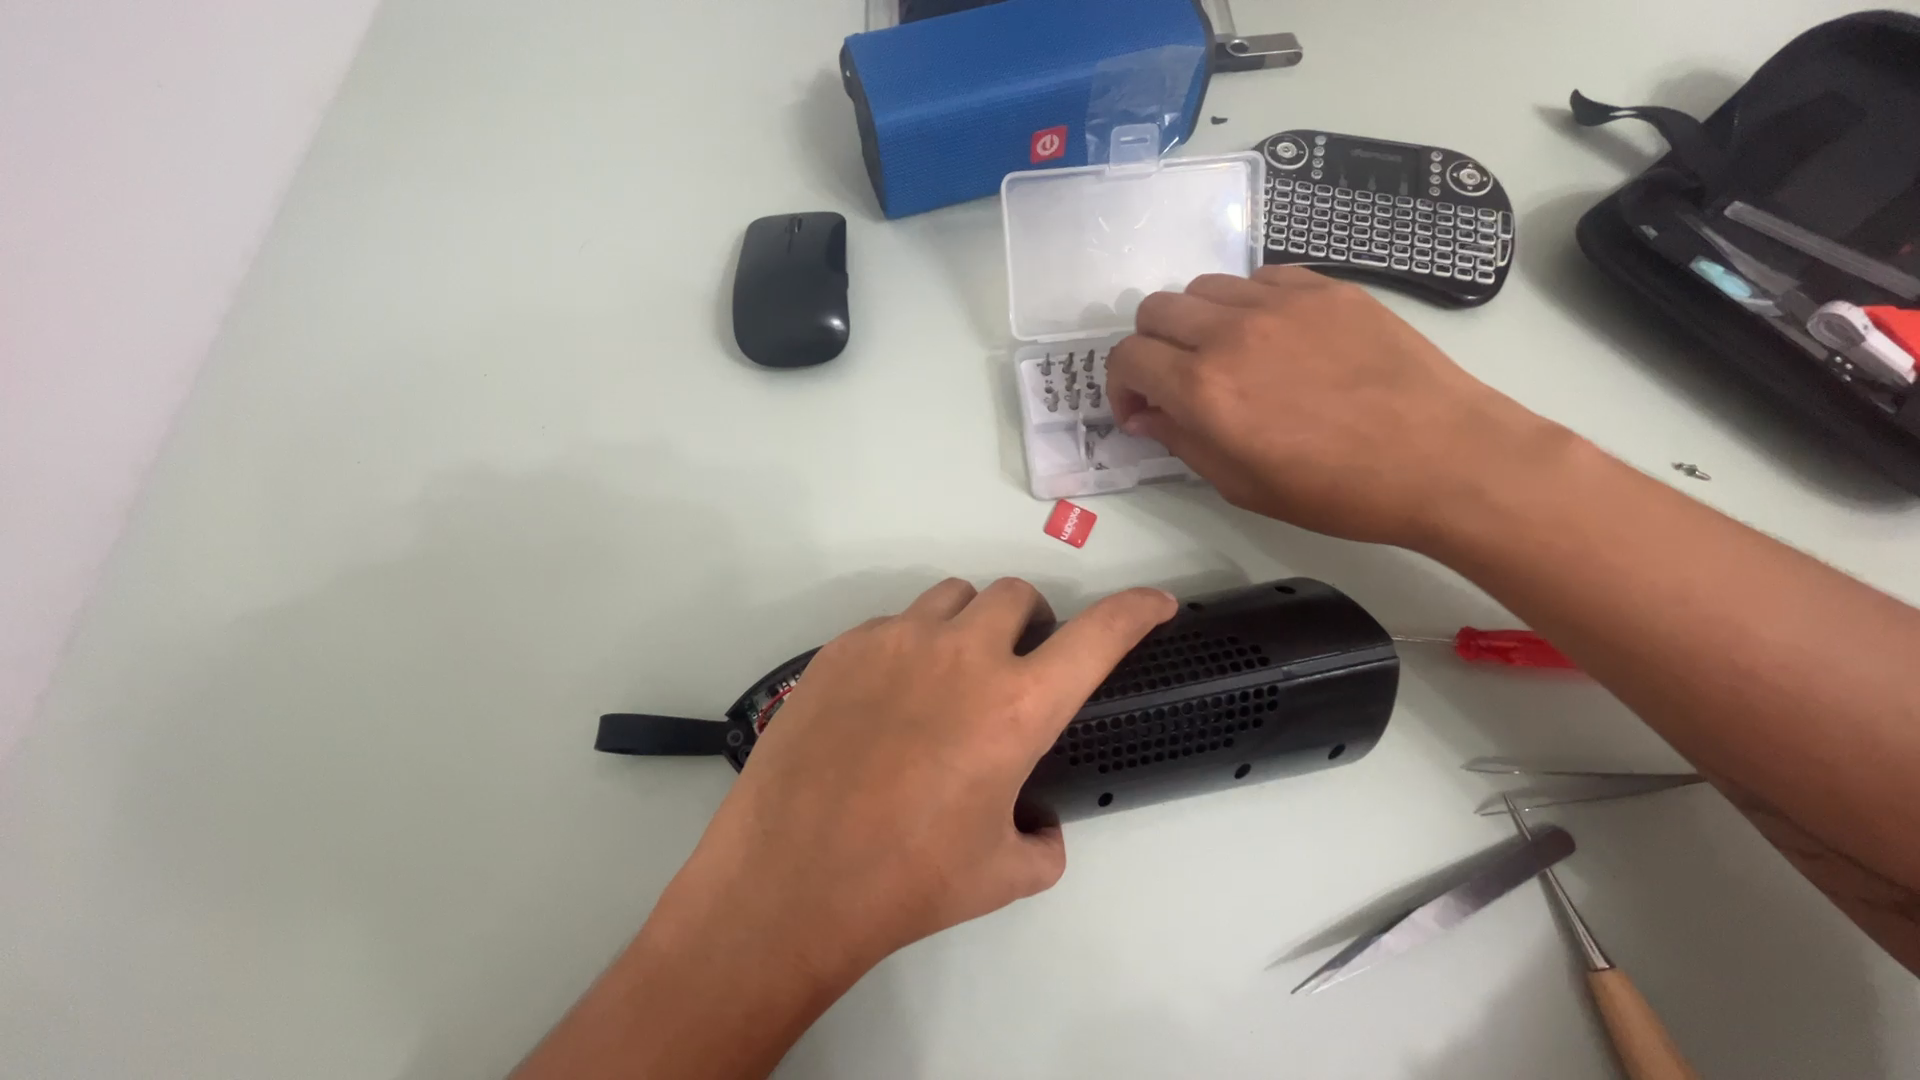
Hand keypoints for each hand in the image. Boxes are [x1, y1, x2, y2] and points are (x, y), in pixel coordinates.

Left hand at [664, 579, 1175, 979]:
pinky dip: (907, 648)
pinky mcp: (843, 647)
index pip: (1100, 635)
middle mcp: (963, 655)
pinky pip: (893, 625)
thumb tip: (1041, 825)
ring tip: (947, 678)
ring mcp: (896, 642)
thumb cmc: (907, 881)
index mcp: (1018, 707)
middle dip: (1031, 624)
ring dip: (968, 626)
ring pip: (953, 598)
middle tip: (1016, 668)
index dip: (1136, 611)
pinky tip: (884, 703)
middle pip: (1017, 595)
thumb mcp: (1003, 876)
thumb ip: (1043, 842)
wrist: (791, 879)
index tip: (1155, 604)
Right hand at [1105, 267, 1562, 549]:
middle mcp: (1231, 333)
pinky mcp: (1326, 288)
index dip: (1120, 386)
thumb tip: (1147, 417)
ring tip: (1224, 357)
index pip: (1127, 358)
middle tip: (1174, 382)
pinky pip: (1261, 278)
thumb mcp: (1242, 486)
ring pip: (1204, 286)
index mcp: (1205, 389)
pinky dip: (1246, 303)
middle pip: (1155, 310)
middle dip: (1150, 348)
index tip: (1141, 411)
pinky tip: (1271, 336)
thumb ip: (1183, 442)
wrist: (1443, 458)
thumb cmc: (1338, 491)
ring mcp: (1282, 302)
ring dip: (1195, 322)